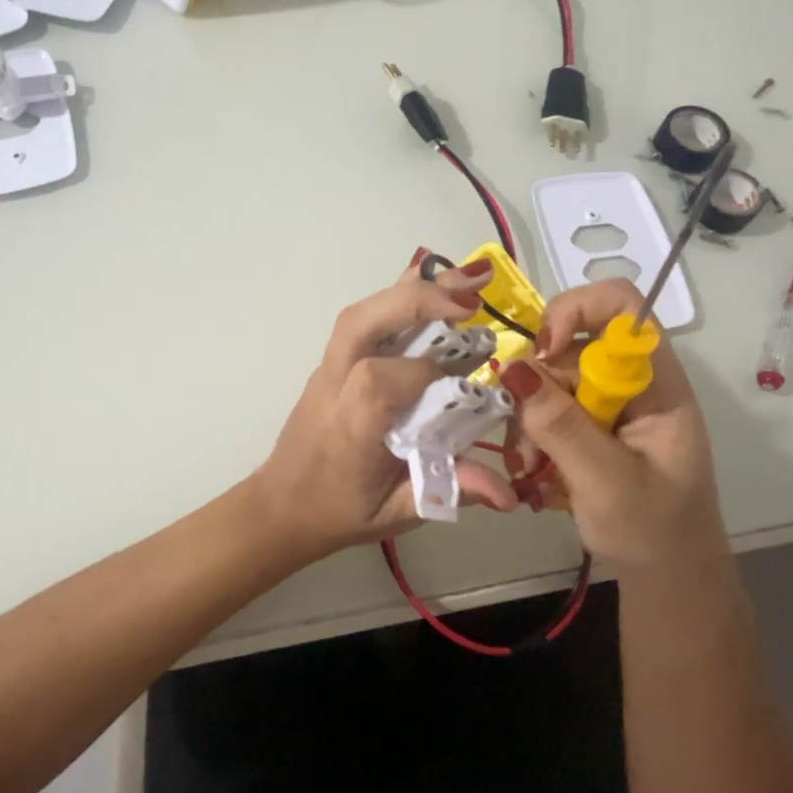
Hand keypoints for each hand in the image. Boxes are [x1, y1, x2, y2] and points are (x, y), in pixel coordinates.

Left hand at [248, 250, 518, 555]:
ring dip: (412, 292)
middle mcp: (333, 388)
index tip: (463, 385)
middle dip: (417, 303)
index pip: (378, 382)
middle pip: (361, 324)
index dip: (423, 373)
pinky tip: (436, 287)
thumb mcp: (396, 512)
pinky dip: (399, 299)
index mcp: (349, 429)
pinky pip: (361, 320)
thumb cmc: (340, 511)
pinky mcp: (331, 362)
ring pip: (360, 314)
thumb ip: (449, 493)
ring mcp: (327, 369)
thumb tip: (509, 496)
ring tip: (469, 280)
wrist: (282, 505)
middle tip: (474, 303)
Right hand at [499, 279, 727, 570]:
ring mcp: (611, 407)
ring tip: (528, 470)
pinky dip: (532, 439)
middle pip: (572, 348)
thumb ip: (560, 425)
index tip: (539, 353)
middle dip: (537, 389)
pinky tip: (532, 473)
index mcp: (657, 384)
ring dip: (529, 422)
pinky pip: (549, 413)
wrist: (668, 579)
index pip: (623, 308)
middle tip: (526, 443)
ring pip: (551, 383)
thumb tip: (514, 368)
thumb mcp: (603, 480)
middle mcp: (634, 384)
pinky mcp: (593, 429)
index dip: (575, 311)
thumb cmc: (651, 532)